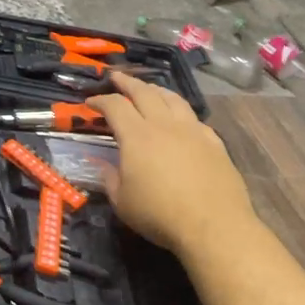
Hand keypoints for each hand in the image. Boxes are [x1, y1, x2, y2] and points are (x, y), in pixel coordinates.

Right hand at [85, 75, 254, 256]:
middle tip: (117, 77)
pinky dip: (181, 112)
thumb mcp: (122, 202)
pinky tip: (181, 119)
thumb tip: (102, 164)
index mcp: (137, 136)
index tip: (89, 103)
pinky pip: (194, 118)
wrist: (214, 227)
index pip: (115, 106)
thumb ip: (109, 178)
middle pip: (144, 92)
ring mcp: (193, 132)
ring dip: (156, 90)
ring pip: (173, 99)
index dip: (100, 101)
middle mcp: (164, 125)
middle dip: (127, 82)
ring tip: (149, 89)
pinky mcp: (214, 144)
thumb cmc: (160, 215)